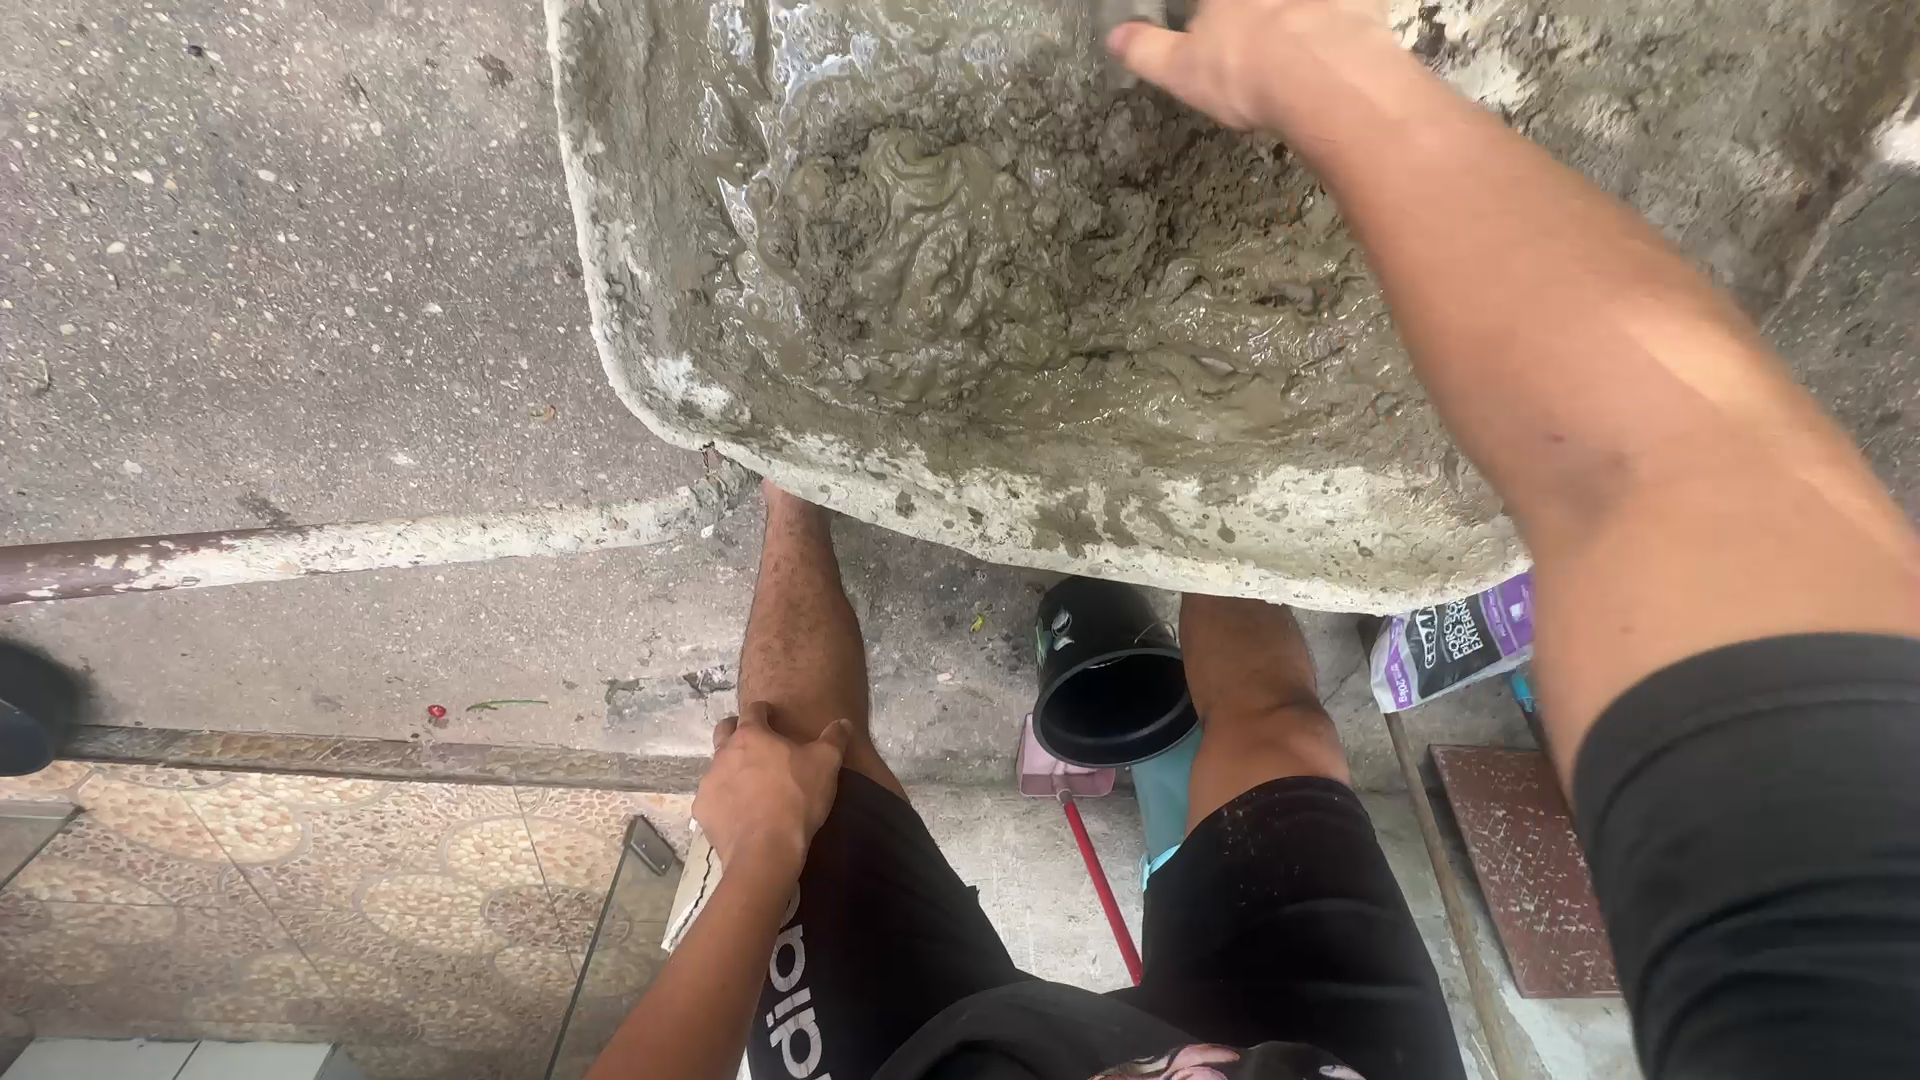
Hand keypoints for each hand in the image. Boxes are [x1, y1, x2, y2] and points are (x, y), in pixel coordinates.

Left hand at [693, 702, 851, 873]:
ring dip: (731, 767)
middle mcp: (724, 753)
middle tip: (756, 744)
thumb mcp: (826, 763)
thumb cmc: (797, 798)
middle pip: (724, 730)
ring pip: (717, 765)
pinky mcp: (702, 811)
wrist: (766, 850)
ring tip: (750, 783)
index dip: (764, 710)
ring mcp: (709, 782)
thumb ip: (834, 738)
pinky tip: (740, 812)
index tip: (772, 715)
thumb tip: (843, 722)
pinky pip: (712, 797)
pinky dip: (724, 799)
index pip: (753, 710)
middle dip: (737, 731)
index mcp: (751, 736)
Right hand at [1106, 0, 1387, 129]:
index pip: (1207, 4)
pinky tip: (1331, 37)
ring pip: (1299, 7)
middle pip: (1257, 6)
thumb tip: (1115, 38)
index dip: (1205, 19)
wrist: (1323, 77)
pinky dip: (1337, 17)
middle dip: (1251, 17)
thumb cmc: (1245, 71)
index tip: (1206, 32)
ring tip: (1285, 47)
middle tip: (1248, 51)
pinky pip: (1347, 9)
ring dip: (1292, 16)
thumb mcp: (1179, 70)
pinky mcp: (1358, 3)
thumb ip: (1146, 50)